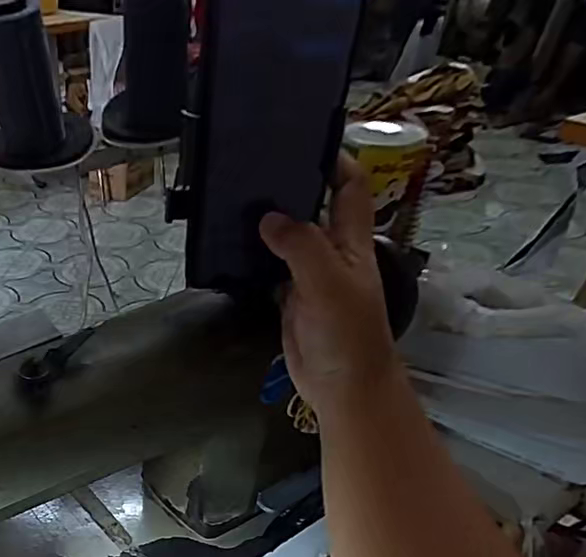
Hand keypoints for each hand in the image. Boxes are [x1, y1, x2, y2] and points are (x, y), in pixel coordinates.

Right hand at [257, 155, 399, 422]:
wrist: (342, 387)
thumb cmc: (347, 333)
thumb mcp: (328, 281)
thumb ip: (300, 245)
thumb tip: (267, 217)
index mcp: (351, 241)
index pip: (349, 187)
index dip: (334, 160)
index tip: (303, 139)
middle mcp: (331, 253)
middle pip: (313, 209)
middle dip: (292, 187)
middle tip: (255, 167)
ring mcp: (309, 279)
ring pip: (288, 241)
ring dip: (269, 224)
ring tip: (236, 200)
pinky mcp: (290, 303)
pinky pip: (271, 272)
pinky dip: (256, 259)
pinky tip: (235, 247)